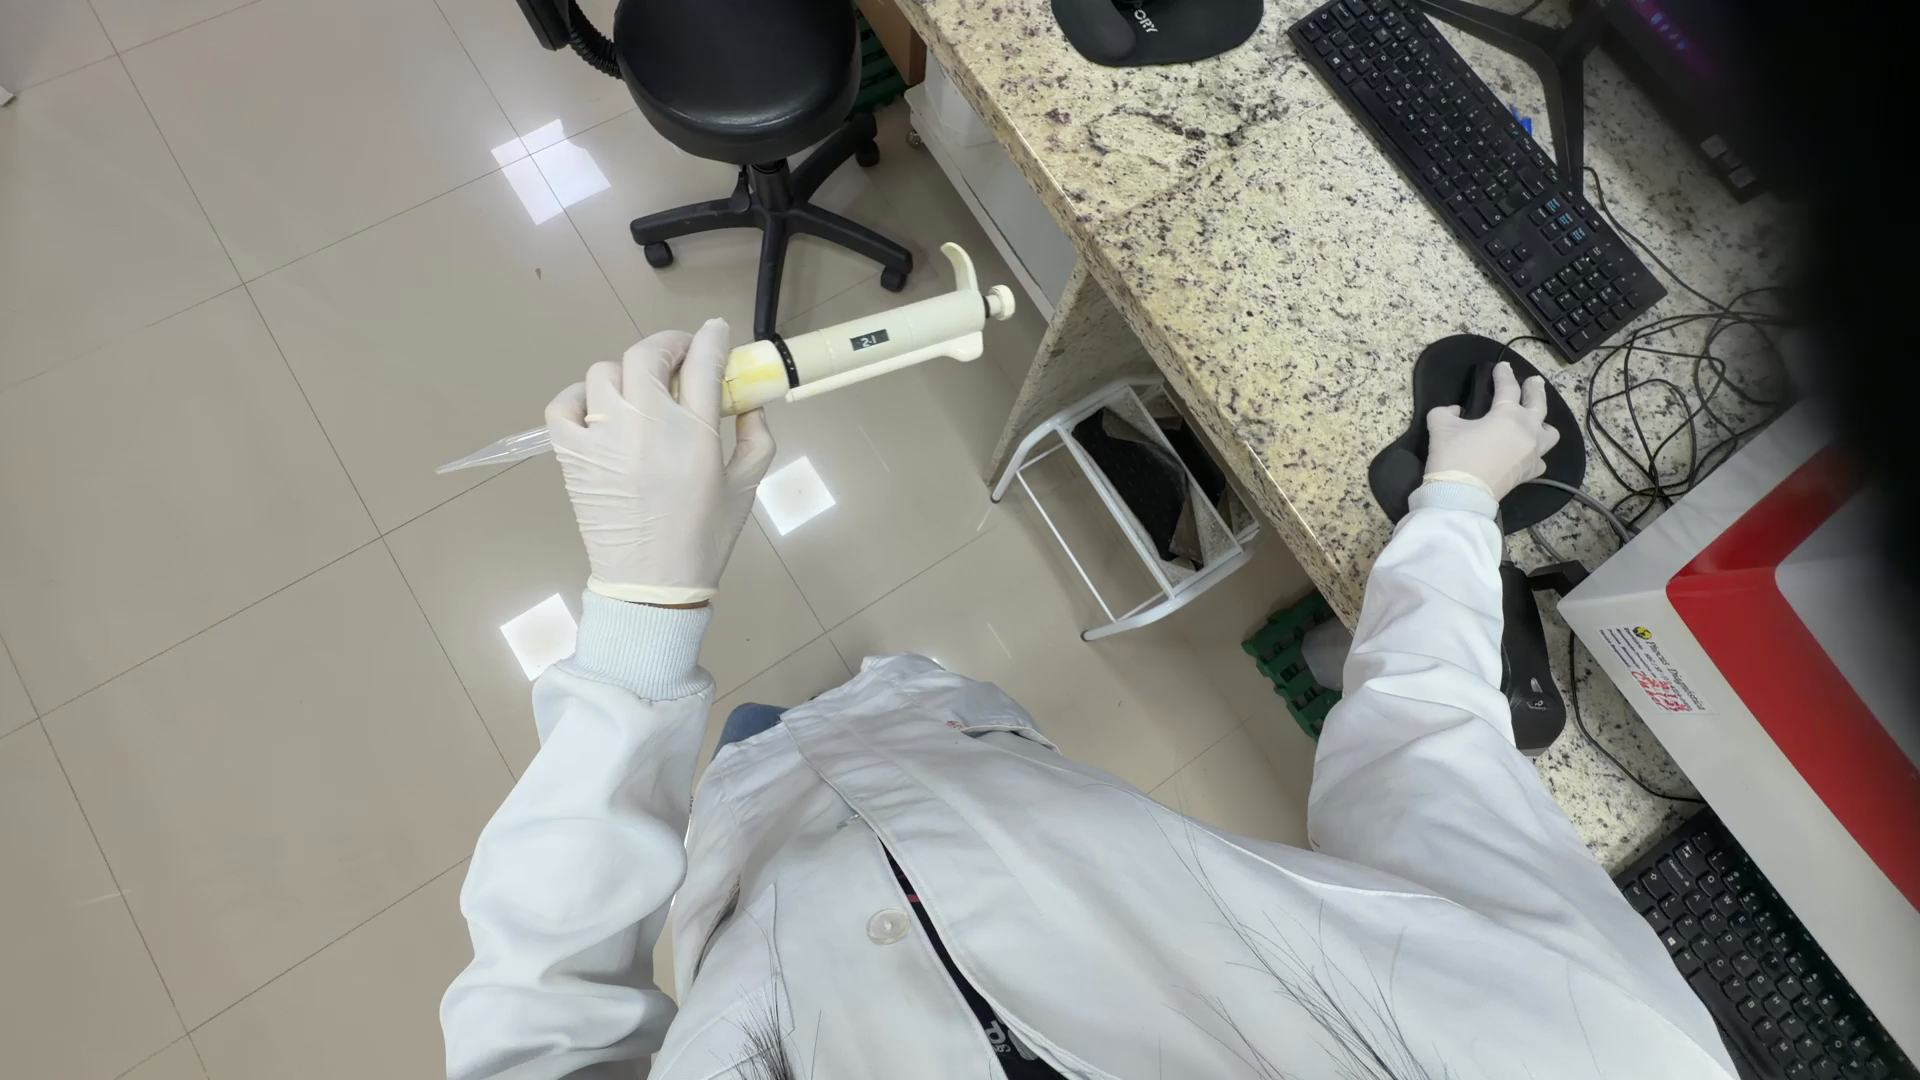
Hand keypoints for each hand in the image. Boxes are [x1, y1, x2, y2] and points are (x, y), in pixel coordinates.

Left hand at [546, 319, 775, 605]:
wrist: (652, 583)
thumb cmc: (705, 536)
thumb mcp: (746, 488)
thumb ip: (757, 440)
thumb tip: (750, 406)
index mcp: (693, 434)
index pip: (703, 364)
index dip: (712, 339)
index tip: (717, 331)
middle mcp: (644, 425)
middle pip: (647, 355)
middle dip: (669, 344)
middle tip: (682, 355)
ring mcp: (601, 437)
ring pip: (604, 372)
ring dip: (628, 371)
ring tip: (642, 389)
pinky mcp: (571, 454)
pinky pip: (563, 404)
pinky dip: (579, 396)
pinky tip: (598, 407)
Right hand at [1423, 361, 1560, 499]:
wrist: (1461, 494)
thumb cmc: (1453, 456)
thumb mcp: (1439, 428)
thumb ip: (1445, 412)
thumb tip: (1454, 411)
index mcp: (1507, 415)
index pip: (1507, 388)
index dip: (1503, 375)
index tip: (1502, 365)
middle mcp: (1527, 429)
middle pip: (1538, 404)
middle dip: (1535, 390)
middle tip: (1534, 381)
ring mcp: (1533, 452)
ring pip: (1549, 432)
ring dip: (1543, 423)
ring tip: (1536, 421)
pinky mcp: (1529, 472)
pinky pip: (1540, 460)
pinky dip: (1535, 454)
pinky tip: (1527, 454)